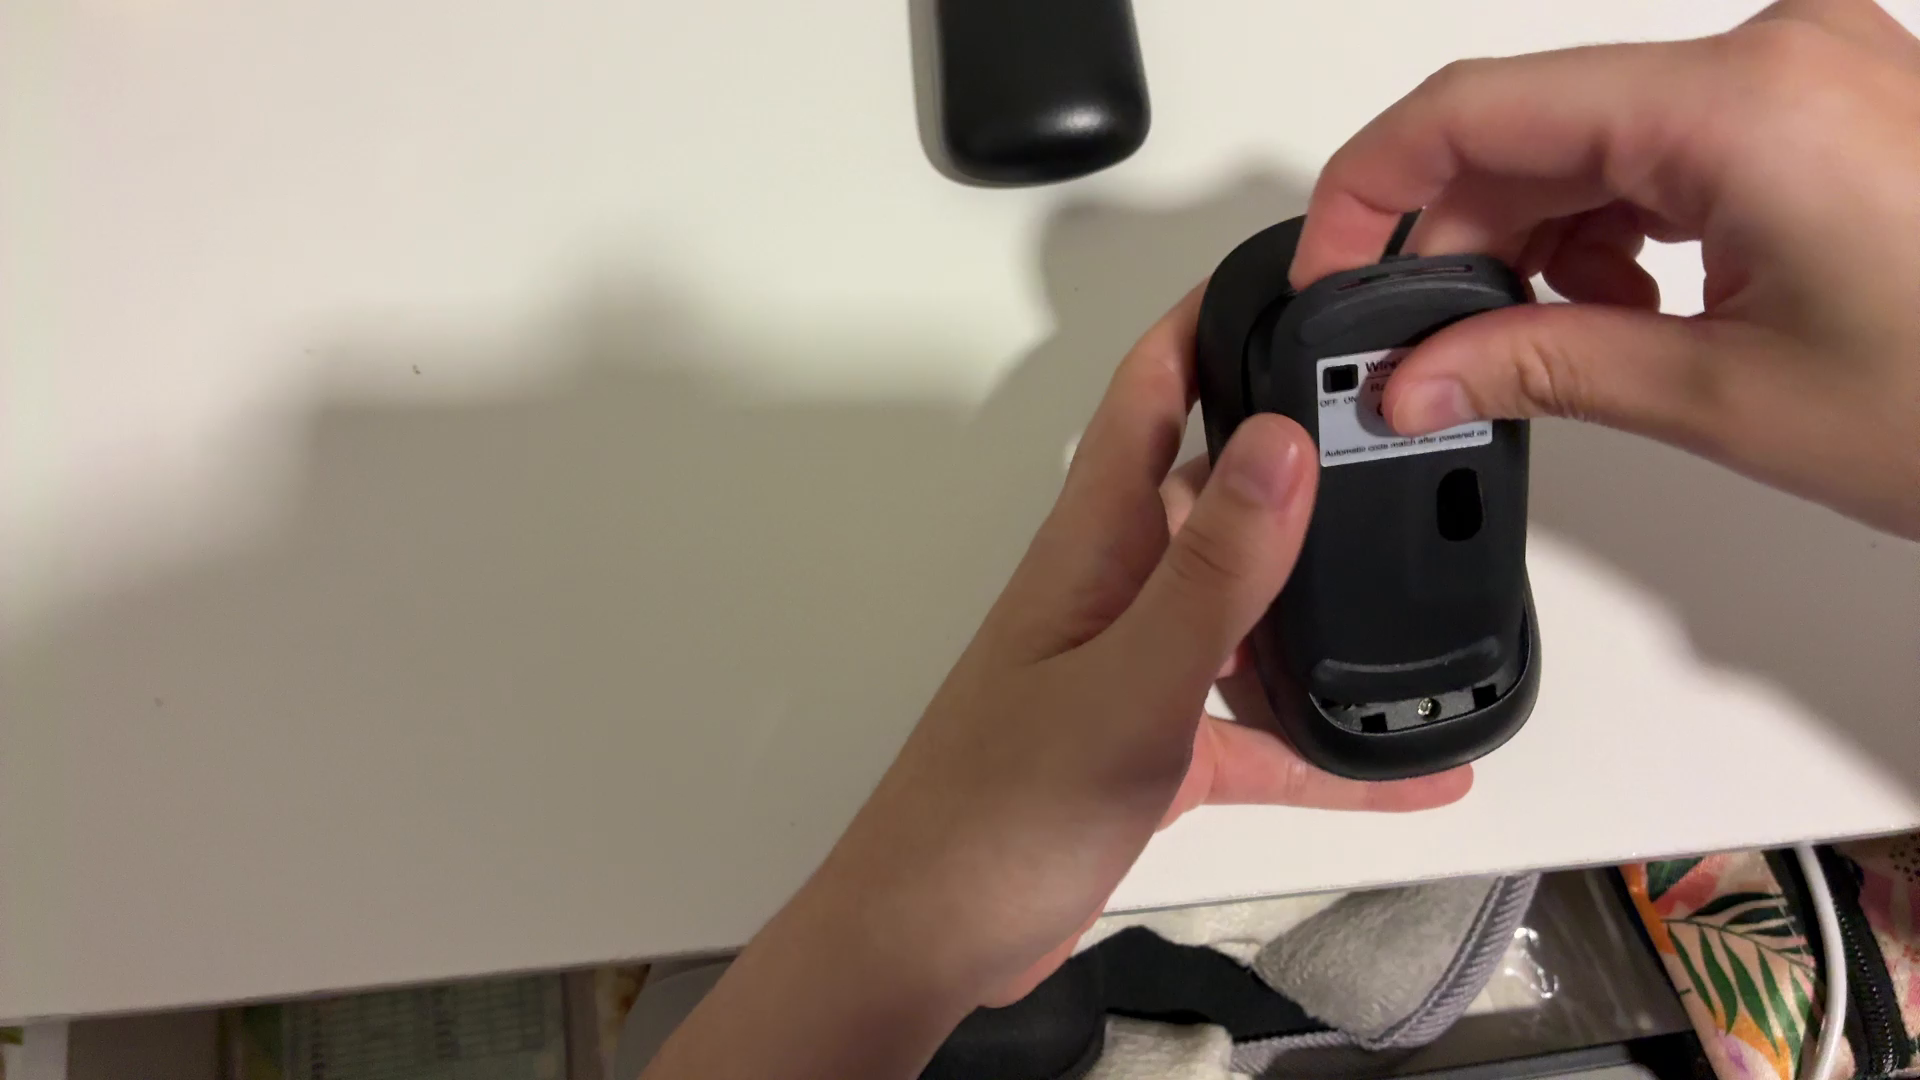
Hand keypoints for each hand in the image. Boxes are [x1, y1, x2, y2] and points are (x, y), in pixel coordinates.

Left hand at [642, 289, 1469, 1079]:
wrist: (939, 930)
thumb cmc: (1003, 808)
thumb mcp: (1124, 685)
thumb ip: (1206, 574)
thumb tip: (1275, 445)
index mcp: (1091, 547)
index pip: (1145, 399)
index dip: (1203, 325)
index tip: (1285, 276)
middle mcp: (1115, 588)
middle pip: (1211, 492)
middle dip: (1293, 452)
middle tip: (1401, 430)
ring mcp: (1135, 664)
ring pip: (1242, 605)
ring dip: (1317, 597)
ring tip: (1421, 584)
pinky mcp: (1152, 739)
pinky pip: (1250, 721)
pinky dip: (1316, 737)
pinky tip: (1406, 765)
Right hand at [1292, 0, 1919, 539]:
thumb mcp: (1719, 394)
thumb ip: (1533, 372)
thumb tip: (1406, 387)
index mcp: (1732, 105)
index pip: (1464, 112)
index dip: (1360, 195)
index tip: (1325, 277)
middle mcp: (1755, 67)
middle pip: (1505, 141)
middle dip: (1436, 253)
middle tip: (1412, 351)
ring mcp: (1780, 89)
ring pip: (1559, 160)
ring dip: (1507, 258)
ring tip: (1526, 344)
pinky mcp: (1793, 127)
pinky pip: (1626, 170)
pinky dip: (1578, 246)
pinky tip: (1606, 307)